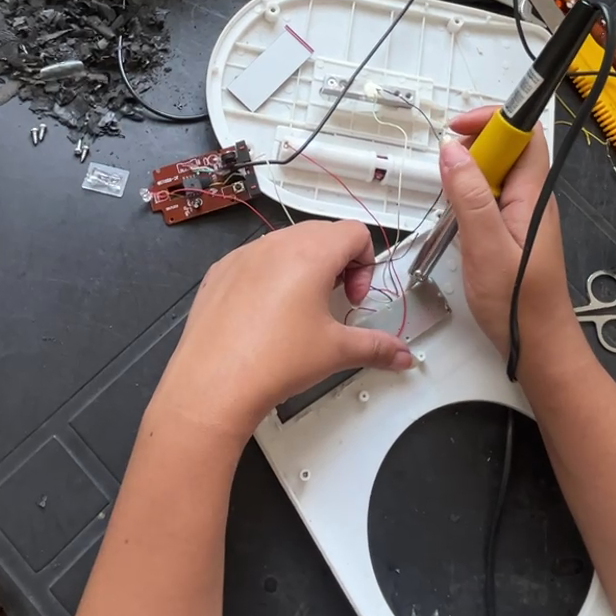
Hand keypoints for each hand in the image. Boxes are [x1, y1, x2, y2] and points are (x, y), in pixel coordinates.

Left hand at [153, 219, 414, 441]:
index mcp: (311, 253)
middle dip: (337, 264)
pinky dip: (269, 277)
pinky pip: (255, 259)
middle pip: (322, 233)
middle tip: (333, 304)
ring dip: (303, 268)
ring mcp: (243, 254)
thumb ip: (376, 347)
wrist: (212, 383)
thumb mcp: (335, 351)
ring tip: (299, 313)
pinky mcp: (219, 270)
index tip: (355, 298)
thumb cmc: (276, 360)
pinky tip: (264, 317)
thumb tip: (403, 356)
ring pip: (286, 244)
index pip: (355, 232)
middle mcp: (276, 243)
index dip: (365, 263)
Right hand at [439, 107, 580, 361]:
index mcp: (533, 194)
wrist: (539, 345)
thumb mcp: (485, 246)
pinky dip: (470, 196)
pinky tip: (458, 218)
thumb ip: (468, 196)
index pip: (525, 133)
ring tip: (449, 197)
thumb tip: (452, 151)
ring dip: (469, 173)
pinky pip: (492, 197)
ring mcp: (524, 214)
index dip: (493, 120)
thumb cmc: (517, 303)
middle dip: (474, 146)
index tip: (457, 129)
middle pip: (509, 149)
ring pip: (497, 173)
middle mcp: (533, 198)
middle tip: (447, 168)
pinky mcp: (514, 230)